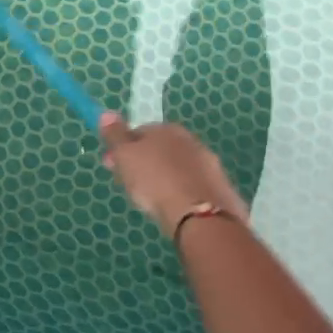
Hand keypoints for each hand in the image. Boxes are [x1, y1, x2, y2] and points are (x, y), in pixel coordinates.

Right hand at [99, 113, 247, 237]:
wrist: (202, 218)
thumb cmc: (155, 180)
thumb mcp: (124, 155)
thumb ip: (114, 135)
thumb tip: (107, 114)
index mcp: (168, 130)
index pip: (139, 132)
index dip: (123, 148)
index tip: (113, 165)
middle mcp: (193, 143)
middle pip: (160, 150)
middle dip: (144, 164)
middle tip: (130, 184)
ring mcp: (212, 168)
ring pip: (179, 170)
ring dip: (165, 179)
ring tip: (153, 200)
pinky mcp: (224, 192)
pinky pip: (194, 189)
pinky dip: (183, 194)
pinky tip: (175, 208)